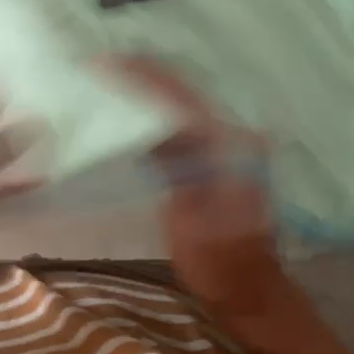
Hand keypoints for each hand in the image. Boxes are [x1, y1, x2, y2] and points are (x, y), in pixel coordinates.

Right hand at [116, 58, 294, 326]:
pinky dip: (153, 110)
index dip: (144, 79)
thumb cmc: (220, 266)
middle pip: (183, 93)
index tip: (109, 64)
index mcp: (229, 150)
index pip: (181, 101)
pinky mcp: (212, 162)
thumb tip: (154, 129)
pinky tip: (128, 105)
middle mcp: (231, 139)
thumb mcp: (191, 225)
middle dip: (144, 73)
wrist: (251, 293)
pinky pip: (180, 124)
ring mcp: (224, 149)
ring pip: (181, 105)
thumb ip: (176, 172)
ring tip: (110, 72)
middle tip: (103, 60)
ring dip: (148, 87)